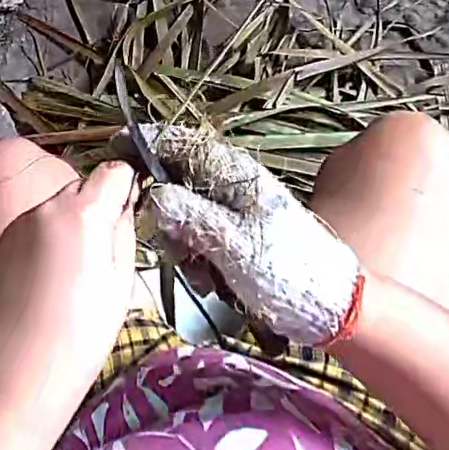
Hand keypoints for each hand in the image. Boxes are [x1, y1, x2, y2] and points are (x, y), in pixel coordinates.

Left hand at [0, 160, 140, 420]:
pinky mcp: (0, 241)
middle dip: (93, 209)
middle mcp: (47, 206)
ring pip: (55, 208)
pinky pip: (33, 227)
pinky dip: (43, 241)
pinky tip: (42, 282)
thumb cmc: (76, 338)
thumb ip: (123, 232)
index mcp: (83, 212)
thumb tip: (122, 205)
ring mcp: (19, 222)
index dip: (123, 188)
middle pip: (81, 189)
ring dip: (66, 226)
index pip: (113, 171)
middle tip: (97, 255)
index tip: (123, 213)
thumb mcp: (120, 285)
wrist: (9, 376)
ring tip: (67, 276)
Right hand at [133, 125, 360, 345]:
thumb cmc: (286, 270)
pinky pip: (202, 237)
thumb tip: (153, 192)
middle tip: (175, 248)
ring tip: (205, 273)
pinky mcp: (238, 234)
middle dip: (167, 215)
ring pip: (185, 214)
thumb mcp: (232, 243)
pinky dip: (201, 258)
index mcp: (232, 172)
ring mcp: (234, 209)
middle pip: (176, 182)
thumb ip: (189, 214)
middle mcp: (231, 183)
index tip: (116, 147)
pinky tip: (217, 280)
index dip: (147, 141)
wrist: (332, 308)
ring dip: (185, 244)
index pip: (180, 143)